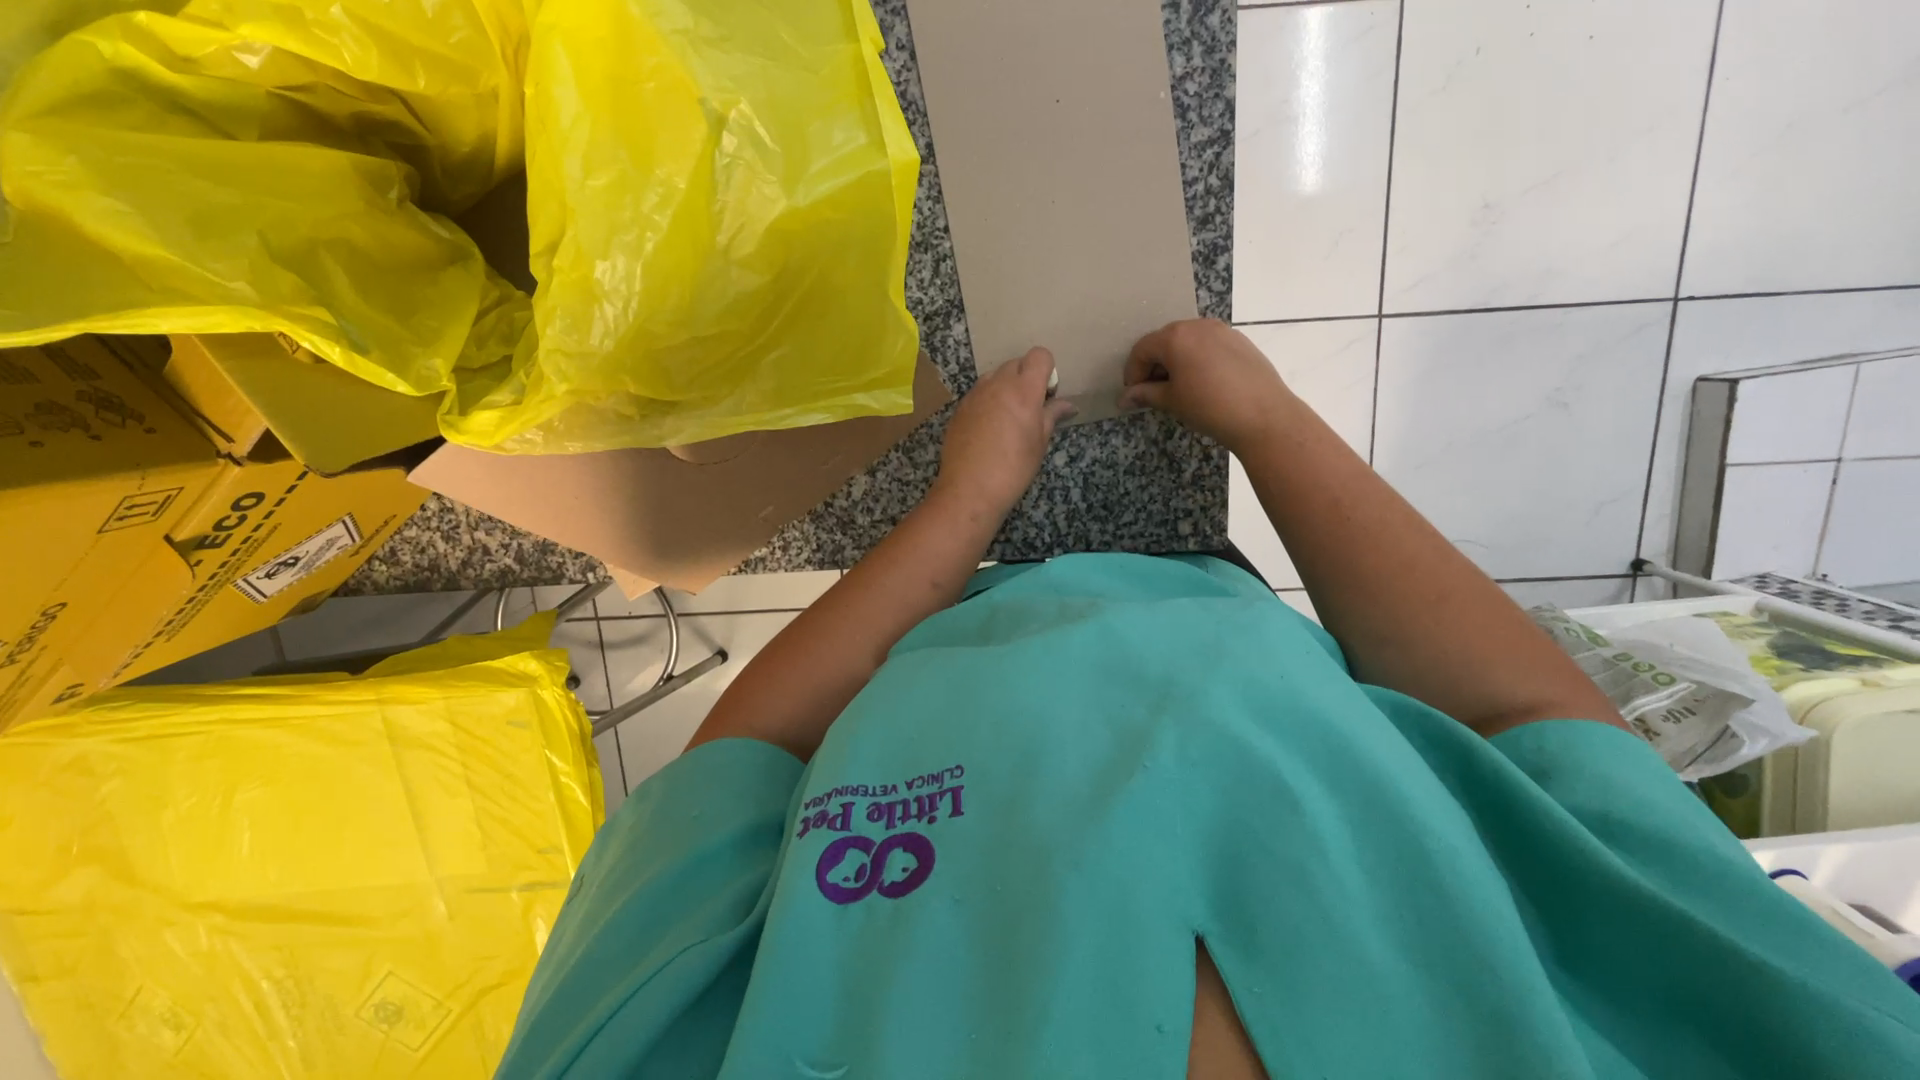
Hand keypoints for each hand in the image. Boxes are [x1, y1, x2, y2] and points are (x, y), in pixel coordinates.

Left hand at [935, 347, 1076, 515]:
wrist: (970, 489)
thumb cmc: (1014, 468)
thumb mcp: (1040, 442)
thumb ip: (1052, 415)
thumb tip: (1069, 405)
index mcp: (1023, 390)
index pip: (1039, 356)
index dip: (1047, 370)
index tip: (1047, 395)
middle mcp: (997, 384)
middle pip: (1016, 363)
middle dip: (1026, 378)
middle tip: (1031, 408)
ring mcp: (975, 394)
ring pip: (994, 376)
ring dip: (1005, 387)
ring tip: (1008, 418)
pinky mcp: (959, 408)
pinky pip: (978, 393)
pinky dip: (988, 400)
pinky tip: (989, 429)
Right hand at [1119, 318, 1294, 454]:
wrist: (1264, 416)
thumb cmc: (1209, 407)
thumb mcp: (1172, 401)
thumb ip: (1146, 394)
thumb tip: (1125, 398)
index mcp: (1176, 337)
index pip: (1142, 349)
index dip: (1133, 373)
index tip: (1133, 395)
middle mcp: (1198, 325)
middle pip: (1165, 341)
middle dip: (1155, 365)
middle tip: (1154, 392)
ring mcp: (1222, 331)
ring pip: (1189, 341)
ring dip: (1177, 361)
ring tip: (1180, 388)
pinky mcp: (1241, 341)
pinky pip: (1210, 346)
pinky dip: (1199, 360)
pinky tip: (1205, 383)